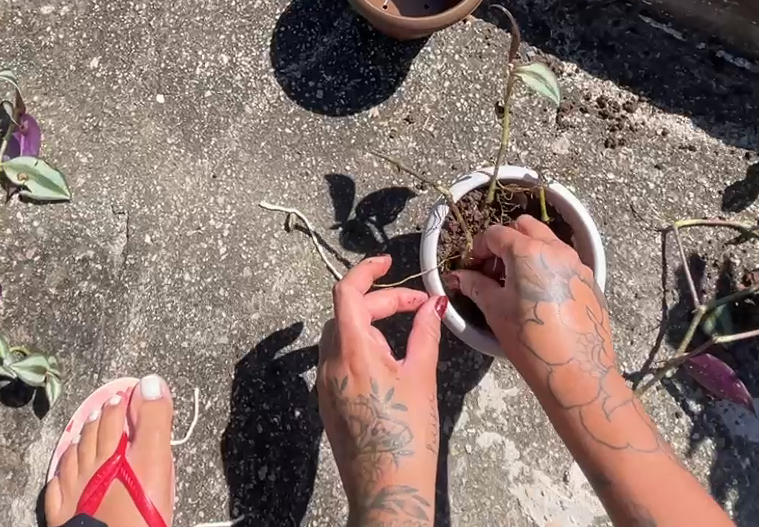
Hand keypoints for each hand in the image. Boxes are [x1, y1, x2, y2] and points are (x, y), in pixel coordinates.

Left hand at [317, 254, 444, 526]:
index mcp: (351, 351)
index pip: (346, 291)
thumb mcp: (422, 377)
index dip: (366, 269)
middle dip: (382, 301)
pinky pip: (340, 358)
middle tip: (417, 307)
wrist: (388, 496)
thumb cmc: (408, 438)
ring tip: (403, 330)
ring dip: (370, 322)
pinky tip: (388, 359)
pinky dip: (362, 345)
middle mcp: (330, 363)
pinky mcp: (329, 403)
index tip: (388, 261)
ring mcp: (325, 385)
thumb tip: (433, 304)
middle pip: (348, 311)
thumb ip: (425, 332)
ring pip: (342, 334)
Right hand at [449, 216, 654, 453]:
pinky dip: (548, 265)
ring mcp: (577, 263)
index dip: (478, 248)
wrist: (579, 375)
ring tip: (517, 281)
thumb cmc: (530, 340)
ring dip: (528, 250)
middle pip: (524, 227)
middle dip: (505, 240)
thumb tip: (458, 276)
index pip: (495, 234)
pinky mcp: (590, 280)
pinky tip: (541, 295)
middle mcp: (555, 249)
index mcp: (527, 250)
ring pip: (547, 240)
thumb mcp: (495, 310)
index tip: (472, 267)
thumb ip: (475, 285)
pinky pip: (564, 260)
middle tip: (495, 268)